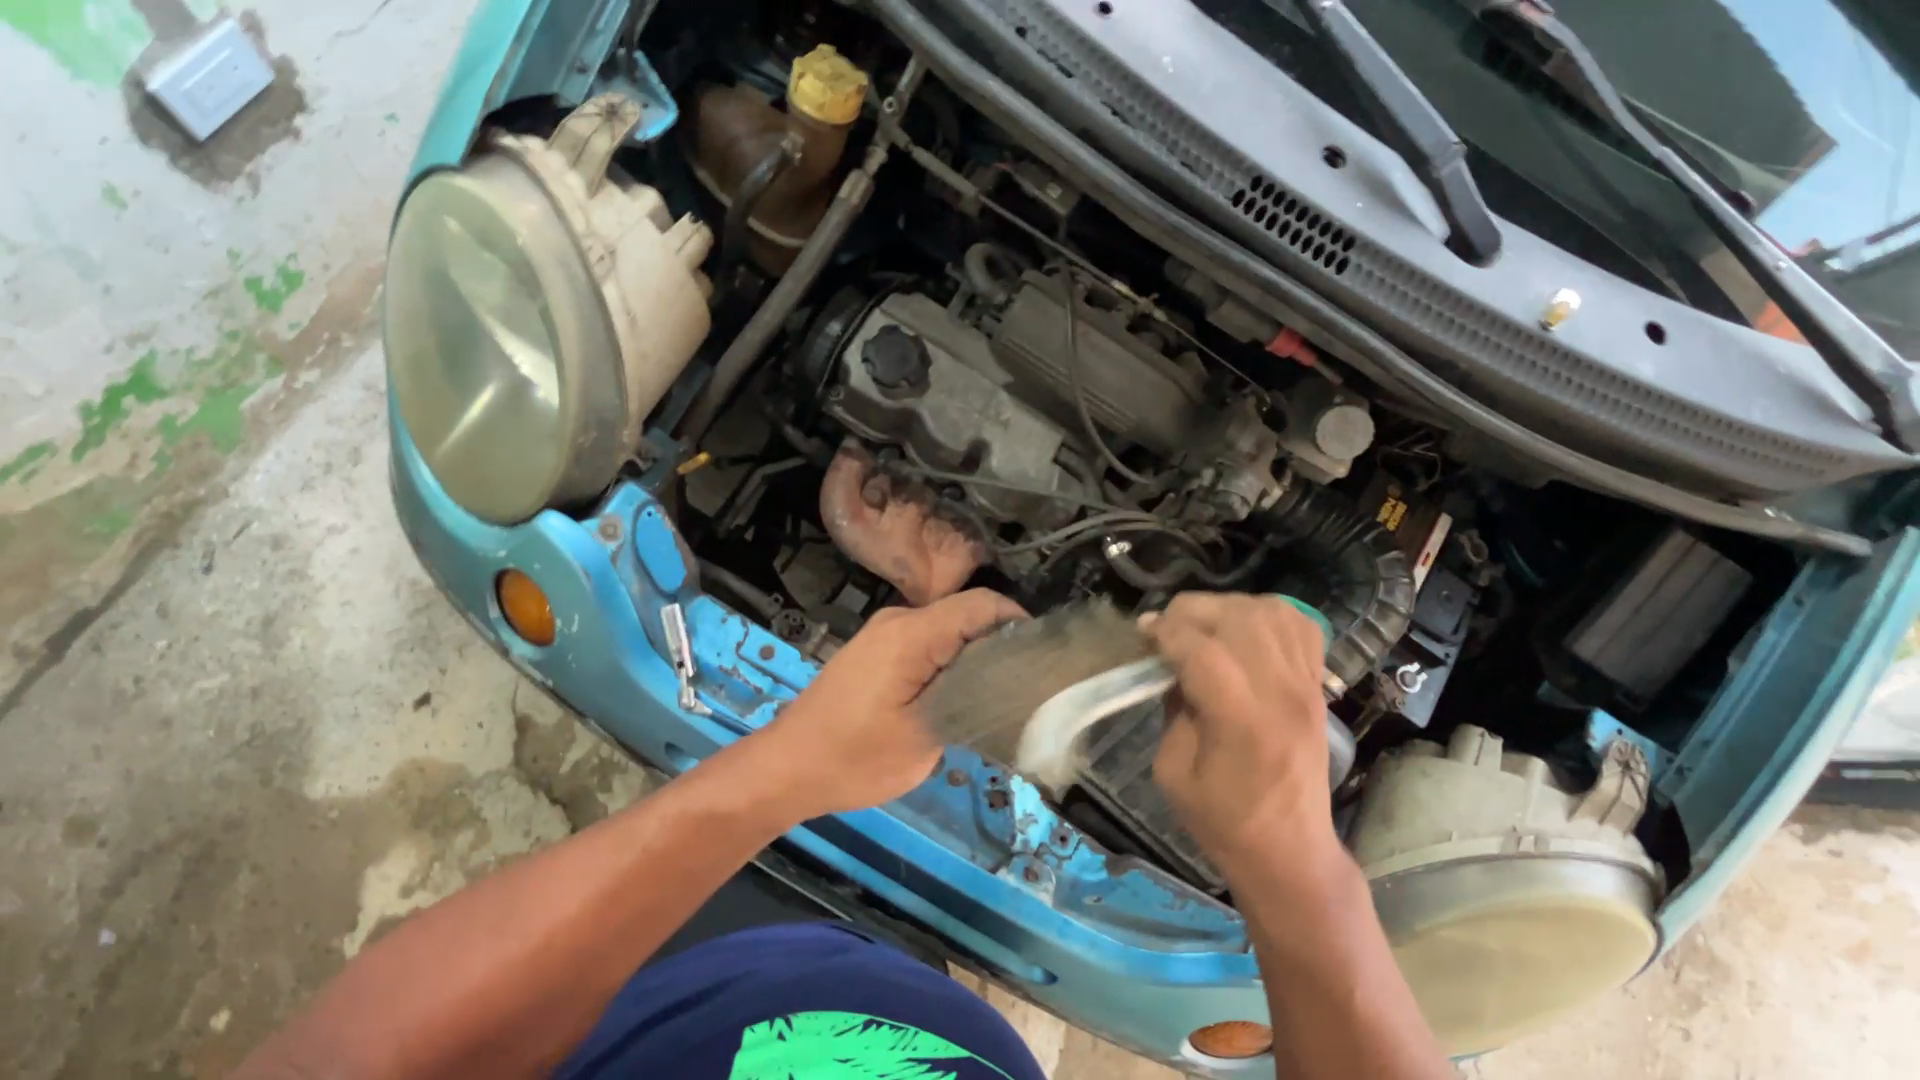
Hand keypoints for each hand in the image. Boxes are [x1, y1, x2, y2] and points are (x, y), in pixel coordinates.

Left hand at [750, 589, 1026, 818]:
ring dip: (975, 657)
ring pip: (948, 631)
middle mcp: (899, 621)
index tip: (1045, 660)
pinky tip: (962, 698)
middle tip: (1029, 685)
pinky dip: (951, 663)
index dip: (1020, 624)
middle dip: (1001, 644)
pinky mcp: (876, 652)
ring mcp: (884, 635)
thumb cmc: (853, 758)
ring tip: (1001, 696)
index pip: (982, 605)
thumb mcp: (923, 739)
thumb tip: (1009, 682)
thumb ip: (971, 701)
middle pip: (967, 615)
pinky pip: (927, 644)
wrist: (786, 769)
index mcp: (912, 634)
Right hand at [1147, 593, 1339, 872]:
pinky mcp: (1318, 687)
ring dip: (1228, 608)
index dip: (1166, 631)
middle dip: (1191, 612)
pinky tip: (1243, 630)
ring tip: (1202, 627)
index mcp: (1241, 721)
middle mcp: (1280, 692)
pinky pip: (1301, 627)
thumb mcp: (1172, 772)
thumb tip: (1174, 669)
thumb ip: (1173, 711)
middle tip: (1166, 629)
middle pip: (1238, 618)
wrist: (1289, 851)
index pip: (1202, 649)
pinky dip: (1269, 615)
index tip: (1142, 633)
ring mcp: (1306, 686)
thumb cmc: (1223, 822)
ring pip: (1271, 613)